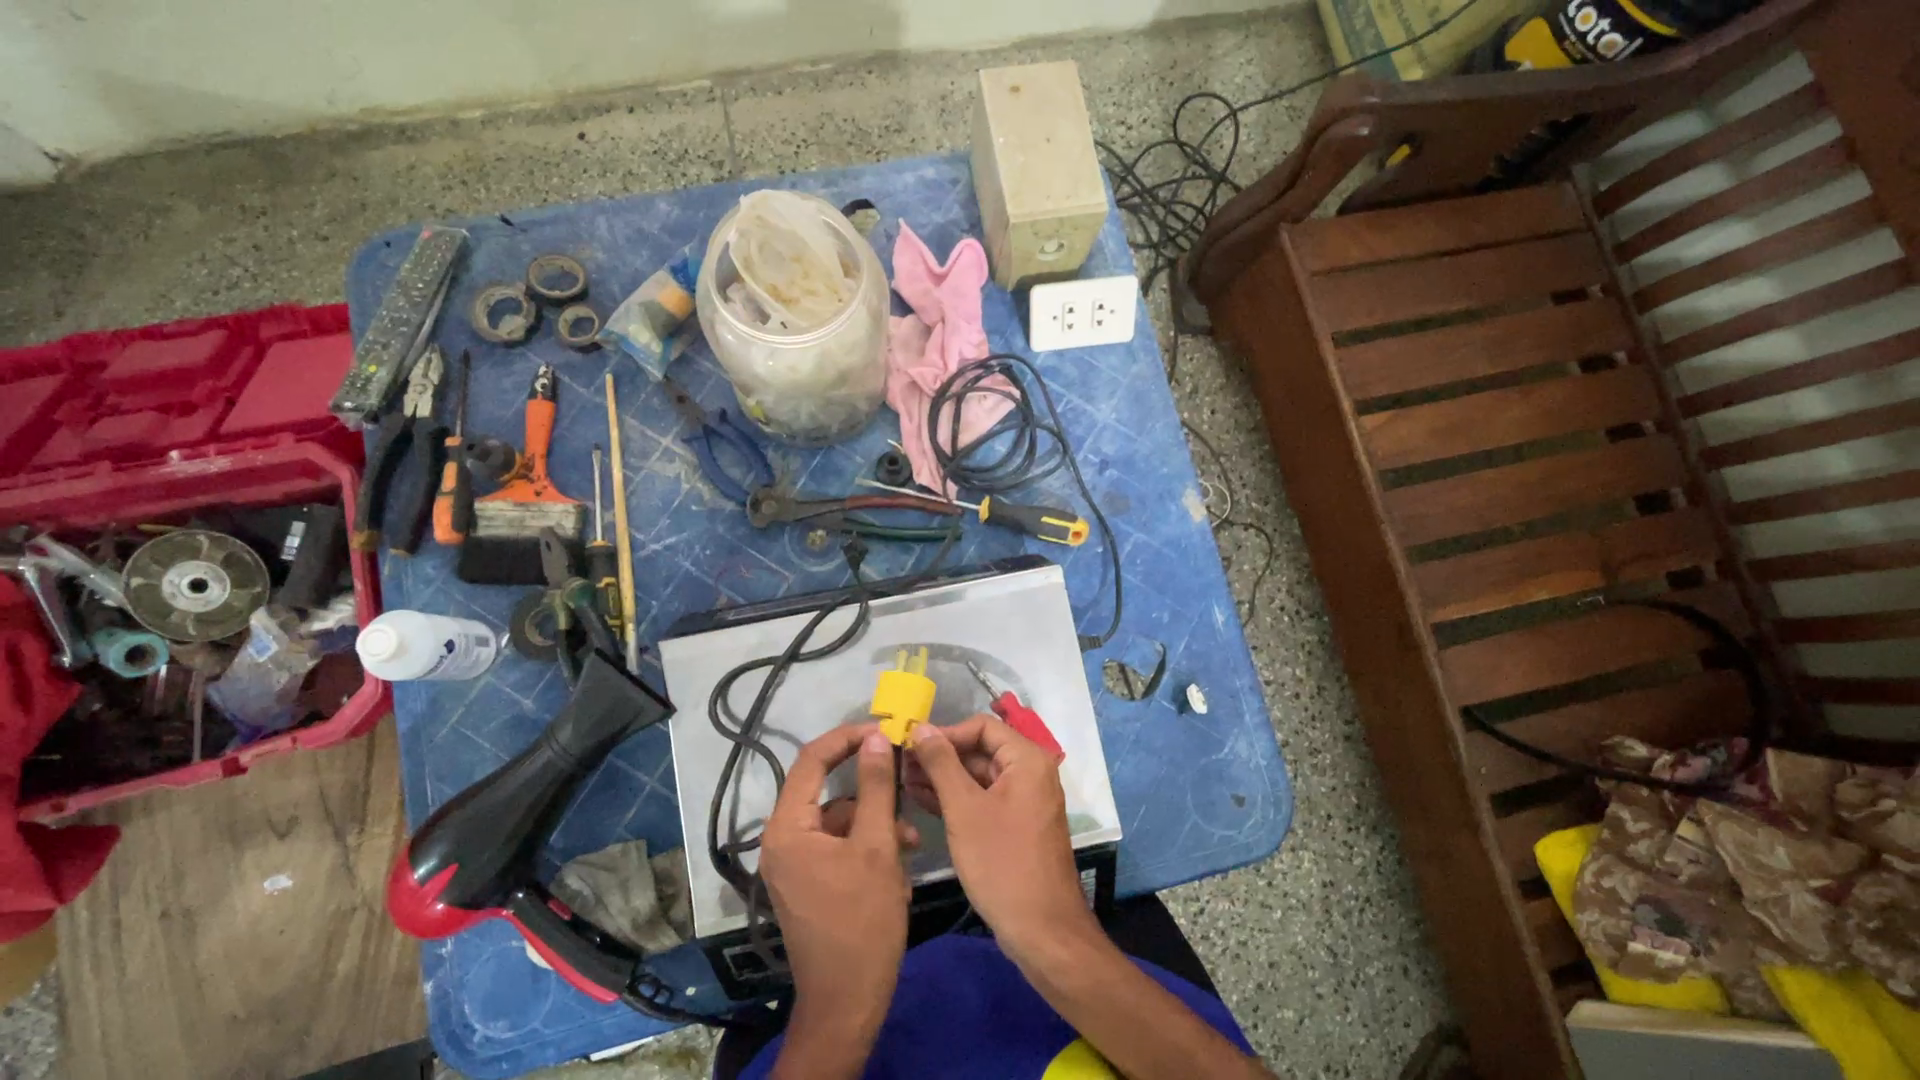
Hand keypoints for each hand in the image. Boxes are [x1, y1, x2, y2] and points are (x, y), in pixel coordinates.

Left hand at [759, 724, 908, 1073]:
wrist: (847, 999)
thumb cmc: (862, 921)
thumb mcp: (877, 847)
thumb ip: (877, 788)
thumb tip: (876, 738)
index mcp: (788, 827)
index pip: (812, 760)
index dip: (848, 738)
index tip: (885, 730)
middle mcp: (782, 839)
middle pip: (825, 790)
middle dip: (870, 785)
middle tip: (905, 772)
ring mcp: (794, 863)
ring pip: (838, 820)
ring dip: (876, 819)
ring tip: (912, 838)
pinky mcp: (809, 882)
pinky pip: (838, 846)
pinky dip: (868, 845)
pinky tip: (899, 860)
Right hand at [908, 715, 1096, 959]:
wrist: (1040, 929)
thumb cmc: (1002, 862)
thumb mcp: (964, 810)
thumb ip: (941, 764)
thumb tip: (921, 727)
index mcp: (1027, 760)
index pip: (982, 727)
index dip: (945, 733)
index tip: (910, 745)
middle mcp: (1030, 774)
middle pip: (980, 750)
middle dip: (940, 756)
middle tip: (899, 765)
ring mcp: (1023, 801)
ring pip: (978, 777)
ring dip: (943, 778)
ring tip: (902, 782)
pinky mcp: (1014, 825)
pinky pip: (982, 800)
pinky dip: (955, 799)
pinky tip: (921, 801)